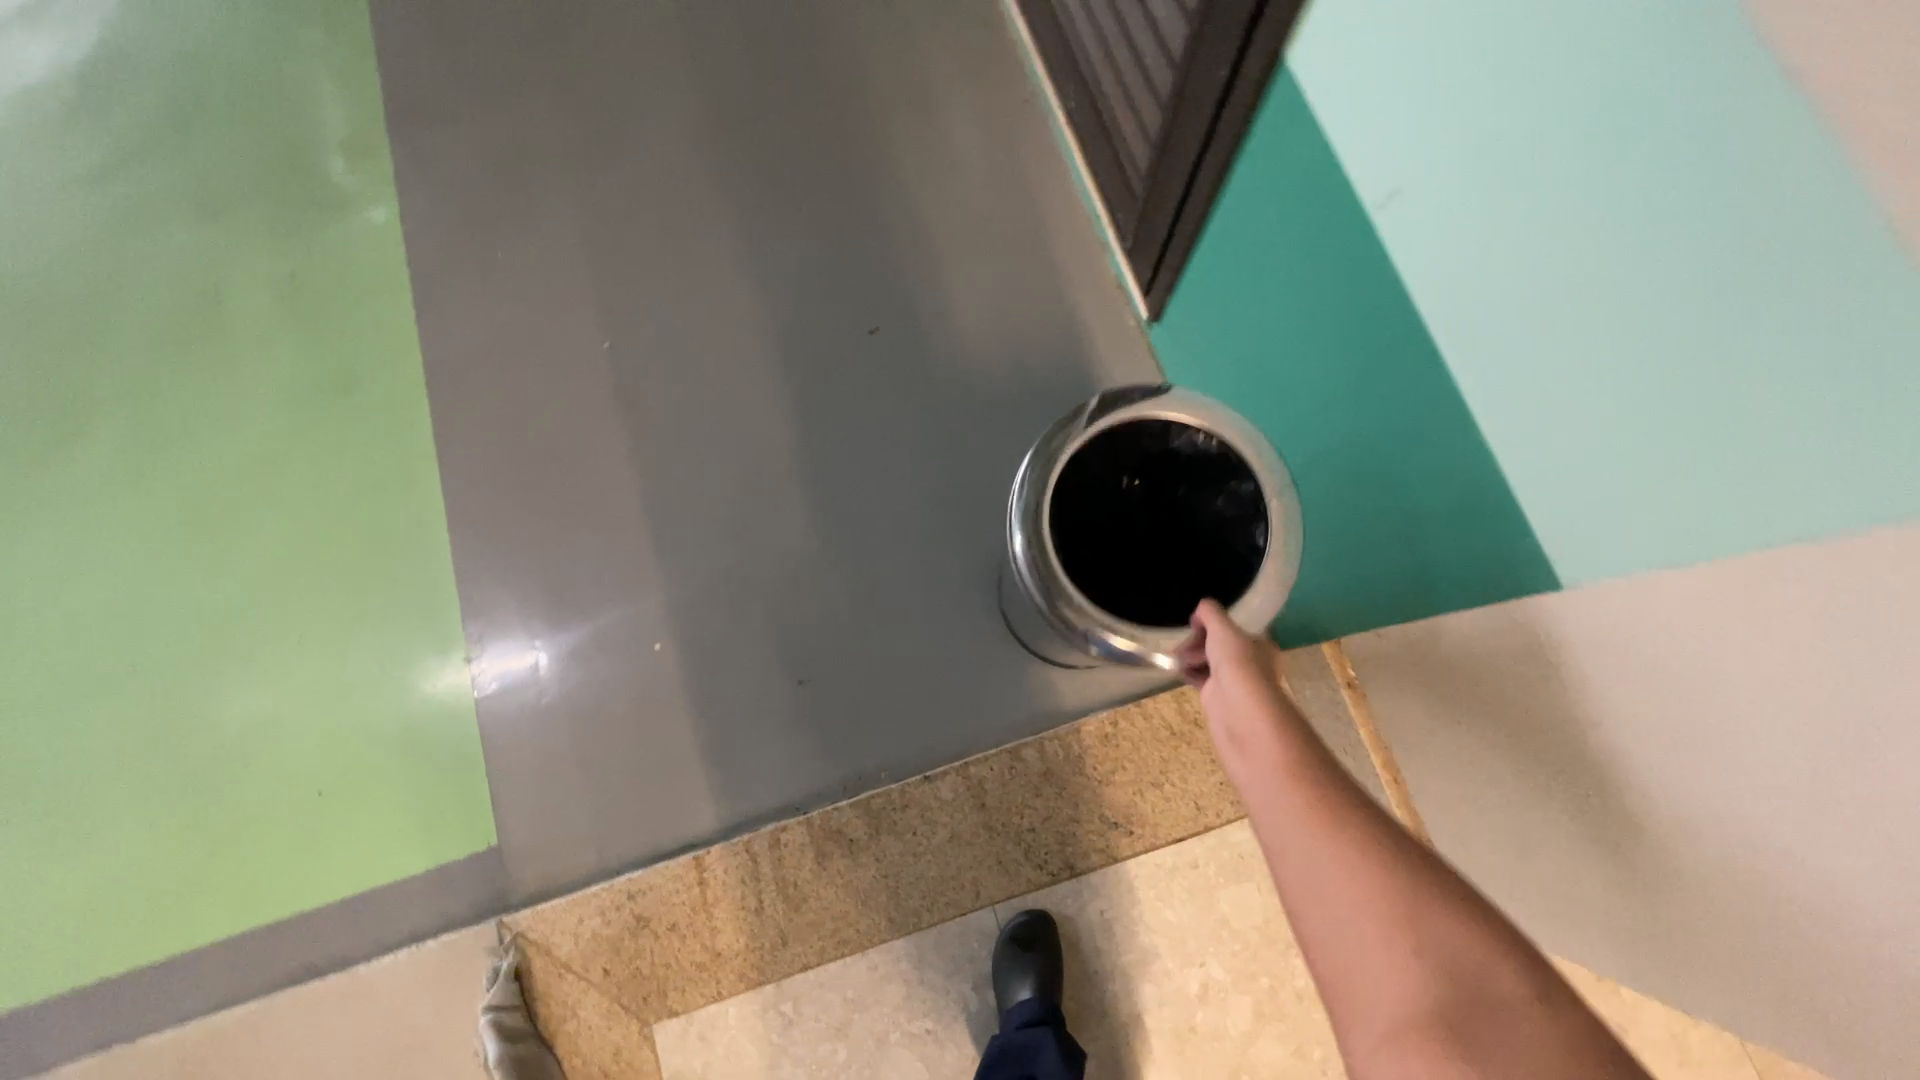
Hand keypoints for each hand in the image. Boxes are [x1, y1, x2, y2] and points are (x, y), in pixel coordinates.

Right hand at [1178, 599, 1305, 778]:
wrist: (1240, 712)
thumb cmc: (1238, 665)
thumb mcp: (1224, 629)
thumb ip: (1211, 614)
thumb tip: (1200, 608)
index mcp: (1260, 645)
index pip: (1235, 629)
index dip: (1215, 624)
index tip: (1195, 622)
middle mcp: (1251, 664)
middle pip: (1220, 645)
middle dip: (1199, 641)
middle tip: (1182, 643)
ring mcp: (1235, 683)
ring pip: (1210, 663)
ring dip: (1192, 656)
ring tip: (1175, 656)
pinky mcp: (1219, 699)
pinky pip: (1202, 680)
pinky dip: (1189, 673)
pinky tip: (1177, 669)